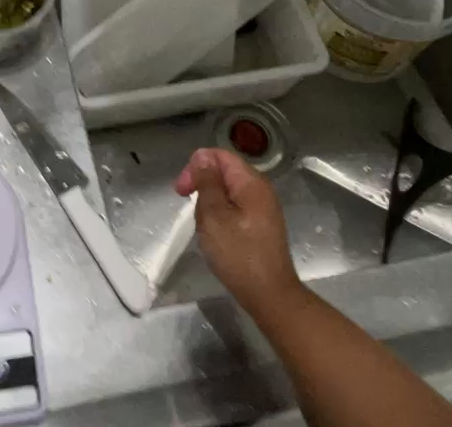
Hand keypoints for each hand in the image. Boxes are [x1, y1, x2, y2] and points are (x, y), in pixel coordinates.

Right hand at [174, 148, 300, 311]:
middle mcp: (261, 190)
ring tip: (203, 225)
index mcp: (251, 182)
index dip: (196, 165)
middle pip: (225, 171)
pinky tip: (216, 233)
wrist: (270, 296)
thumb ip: (207, 182)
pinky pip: (237, 208)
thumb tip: (202, 158)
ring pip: (229, 191)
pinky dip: (221, 214)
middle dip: (202, 184)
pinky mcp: (262, 226)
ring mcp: (264, 209)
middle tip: (188, 206)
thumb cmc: (238, 254)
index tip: (182, 190)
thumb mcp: (213, 215)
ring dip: (210, 202)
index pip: (220, 155)